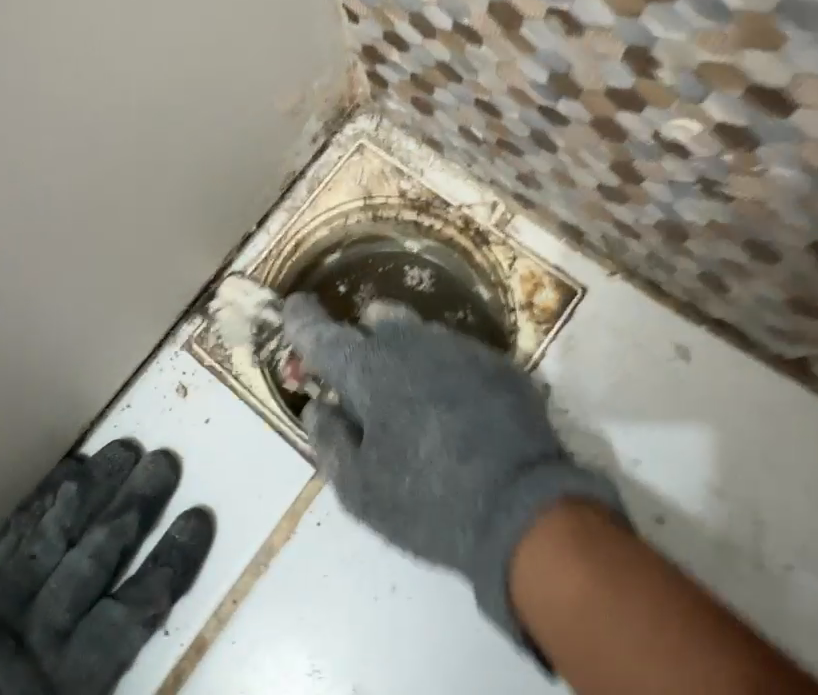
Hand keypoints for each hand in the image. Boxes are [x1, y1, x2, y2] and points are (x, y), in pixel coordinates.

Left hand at [0, 439, 213, 694]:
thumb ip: (105, 674)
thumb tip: (144, 616)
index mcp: (74, 679)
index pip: (136, 608)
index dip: (171, 560)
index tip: (200, 517)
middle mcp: (40, 633)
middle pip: (99, 554)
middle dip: (136, 504)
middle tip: (166, 461)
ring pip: (56, 534)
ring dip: (94, 489)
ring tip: (125, 449)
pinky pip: (7, 540)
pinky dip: (39, 506)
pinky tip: (63, 477)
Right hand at [280, 294, 623, 640]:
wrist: (524, 510)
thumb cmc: (427, 504)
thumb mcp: (359, 490)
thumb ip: (328, 440)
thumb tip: (319, 407)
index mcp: (369, 370)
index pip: (321, 332)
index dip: (302, 320)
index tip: (293, 307)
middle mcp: (413, 344)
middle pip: (377, 323)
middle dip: (362, 340)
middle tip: (360, 380)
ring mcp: (462, 349)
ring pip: (421, 336)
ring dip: (406, 356)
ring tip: (411, 399)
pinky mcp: (501, 366)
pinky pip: (459, 357)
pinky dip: (446, 374)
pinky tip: (456, 411)